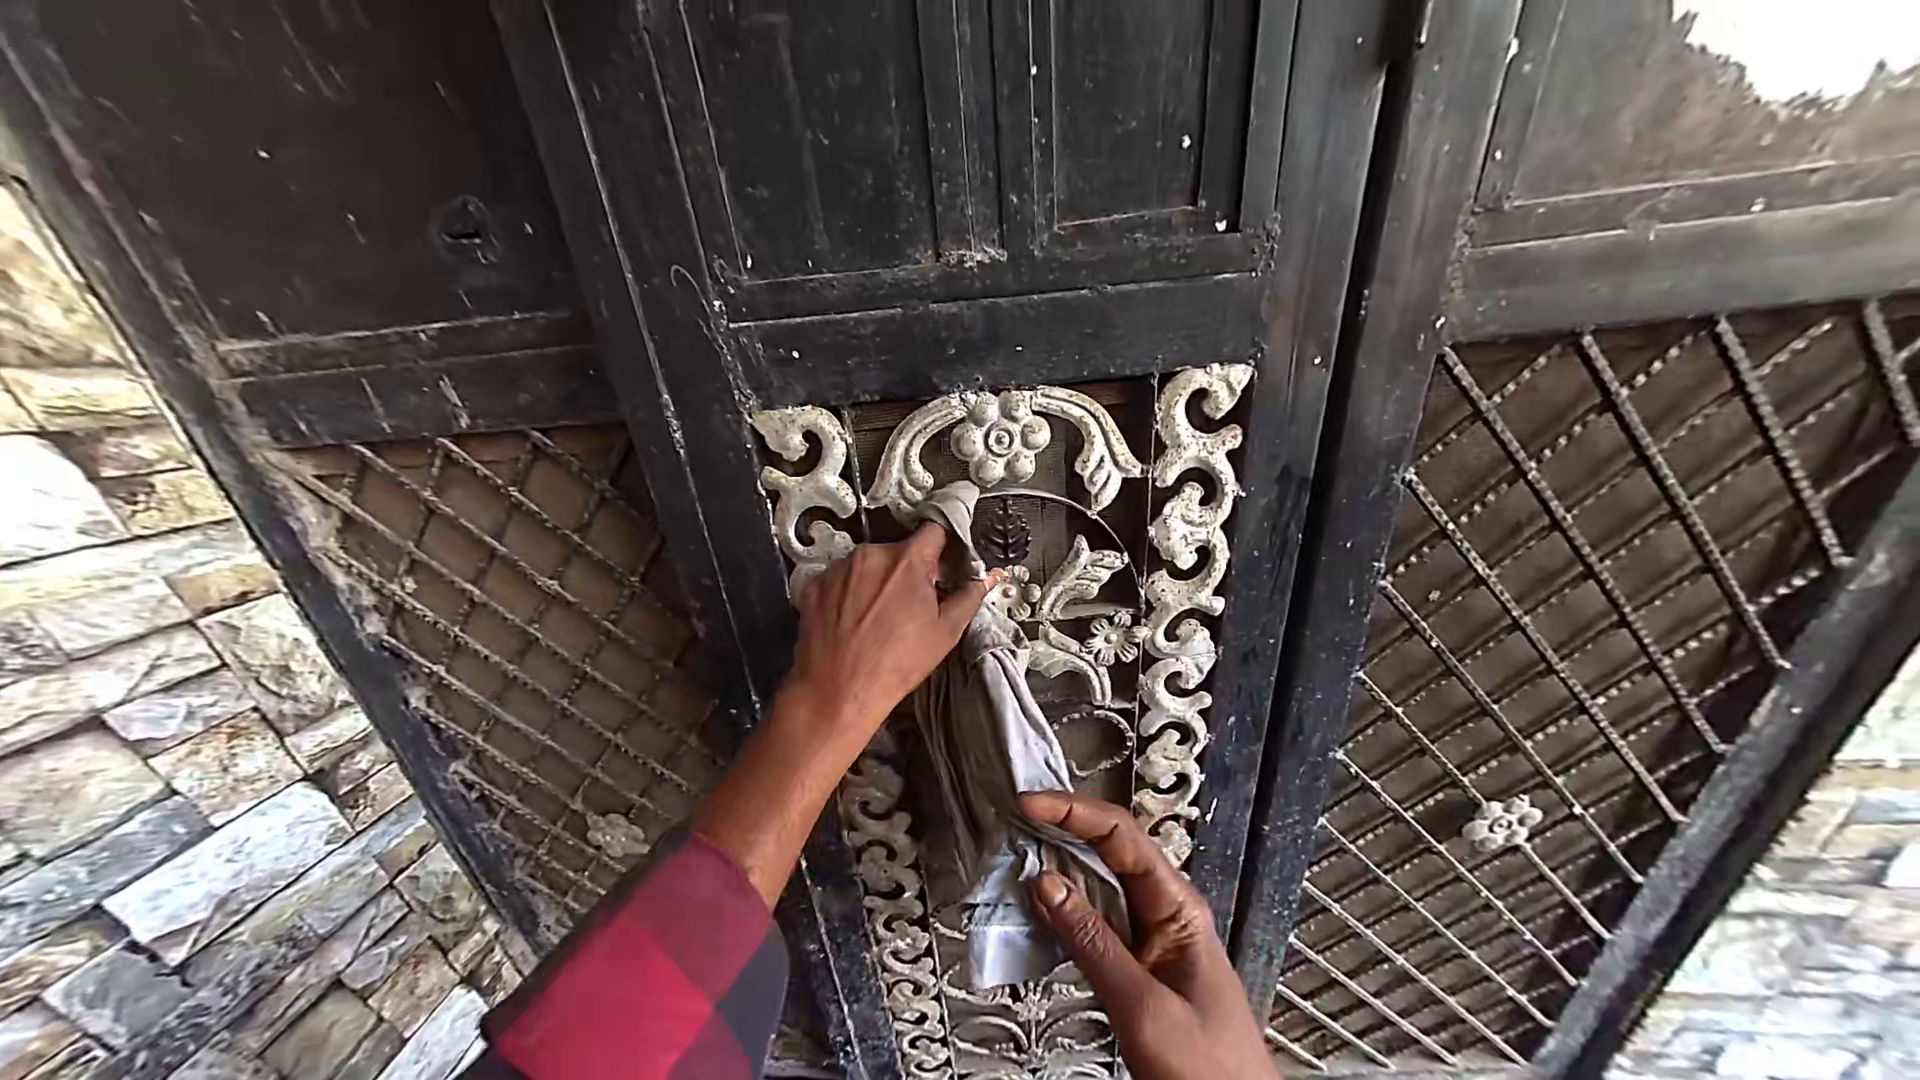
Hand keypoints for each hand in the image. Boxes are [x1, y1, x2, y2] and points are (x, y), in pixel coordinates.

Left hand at [781, 524, 992, 742]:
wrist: (837, 691)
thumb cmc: (891, 666)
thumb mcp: (945, 633)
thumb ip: (969, 596)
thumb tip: (984, 579)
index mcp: (907, 562)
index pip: (933, 530)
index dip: (941, 547)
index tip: (942, 562)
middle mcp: (870, 556)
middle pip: (899, 550)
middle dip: (908, 571)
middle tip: (911, 604)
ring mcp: (839, 569)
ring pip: (868, 564)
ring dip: (877, 582)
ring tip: (879, 619)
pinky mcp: (816, 585)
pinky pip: (840, 579)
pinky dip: (849, 594)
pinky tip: (855, 621)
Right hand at [1021, 791, 1278, 1079]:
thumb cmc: (1212, 1071)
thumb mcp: (1145, 1008)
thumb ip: (1093, 944)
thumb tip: (1048, 885)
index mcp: (1177, 905)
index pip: (1121, 833)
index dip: (1074, 811)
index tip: (1034, 805)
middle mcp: (1162, 909)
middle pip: (1106, 849)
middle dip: (1061, 830)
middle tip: (1019, 824)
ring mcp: (1146, 934)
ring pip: (1095, 882)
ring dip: (1057, 868)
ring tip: (1020, 859)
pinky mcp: (1132, 960)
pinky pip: (1091, 918)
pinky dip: (1061, 907)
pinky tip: (1038, 907)